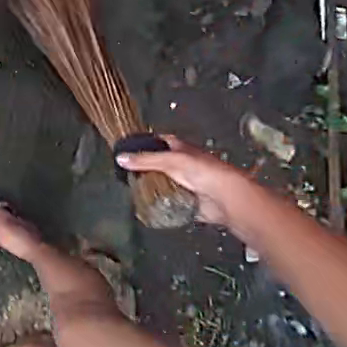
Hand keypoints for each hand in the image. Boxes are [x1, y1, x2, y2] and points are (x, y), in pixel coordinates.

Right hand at [115, 135, 294, 235]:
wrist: (227, 198)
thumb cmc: (203, 172)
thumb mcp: (170, 161)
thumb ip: (145, 160)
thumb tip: (119, 158)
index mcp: (179, 149)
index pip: (158, 142)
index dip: (143, 144)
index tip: (126, 149)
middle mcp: (182, 164)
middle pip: (157, 164)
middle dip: (143, 168)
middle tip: (123, 172)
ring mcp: (185, 183)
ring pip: (161, 182)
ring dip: (150, 186)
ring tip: (129, 188)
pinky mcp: (186, 201)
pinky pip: (167, 201)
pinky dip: (158, 202)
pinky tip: (144, 204)